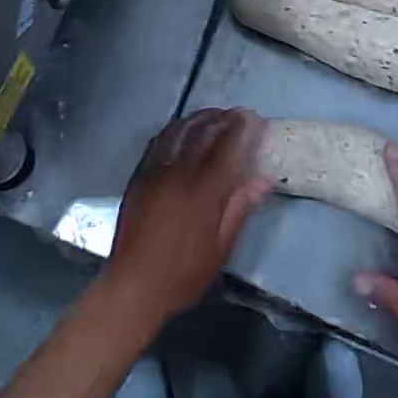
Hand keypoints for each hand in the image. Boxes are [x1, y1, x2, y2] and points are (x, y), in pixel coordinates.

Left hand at [103, 108, 272, 322]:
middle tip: (238, 113)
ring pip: (180, 131)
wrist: (134, 284)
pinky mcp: (140, 174)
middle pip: (204, 133)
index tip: (254, 119)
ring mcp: (156, 170)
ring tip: (215, 115)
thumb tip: (263, 180)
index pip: (227, 147)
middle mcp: (179, 172)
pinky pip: (159, 140)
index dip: (242, 129)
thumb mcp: (220, 248)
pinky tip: (183, 128)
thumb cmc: (183, 273)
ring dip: (199, 118)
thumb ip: (240, 208)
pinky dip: (175, 128)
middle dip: (223, 119)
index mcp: (203, 191)